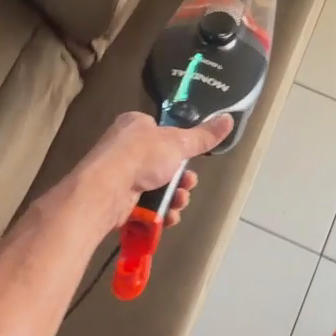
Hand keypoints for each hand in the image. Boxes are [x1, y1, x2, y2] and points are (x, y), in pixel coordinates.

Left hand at [75, 111, 234, 226]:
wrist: (106, 190)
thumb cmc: (141, 156)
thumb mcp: (178, 143)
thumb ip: (204, 136)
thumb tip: (229, 118)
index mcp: (135, 125)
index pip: (161, 132)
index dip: (179, 148)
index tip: (190, 159)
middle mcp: (125, 147)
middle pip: (163, 163)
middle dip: (181, 178)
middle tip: (188, 184)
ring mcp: (120, 174)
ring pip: (157, 187)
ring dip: (174, 197)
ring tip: (179, 202)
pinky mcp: (118, 199)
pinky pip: (146, 205)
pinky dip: (160, 212)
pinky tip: (168, 217)